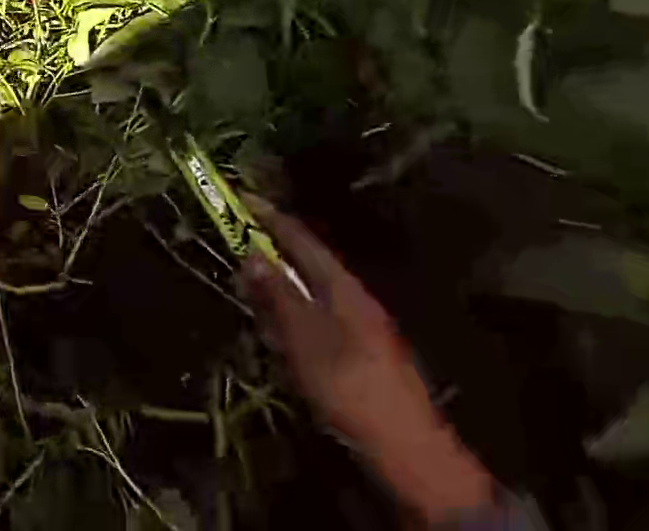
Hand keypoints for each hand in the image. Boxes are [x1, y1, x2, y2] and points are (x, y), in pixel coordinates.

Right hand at [240, 194, 497, 525]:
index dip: (269, 216)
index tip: (240, 196)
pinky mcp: (358, 353)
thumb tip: (252, 253)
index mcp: (340, 285)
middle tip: (239, 277)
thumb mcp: (302, 336)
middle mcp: (351, 298)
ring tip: (259, 321)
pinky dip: (292, 327)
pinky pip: (315, 324)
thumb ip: (276, 293)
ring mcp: (359, 326)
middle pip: (301, 266)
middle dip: (267, 267)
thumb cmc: (349, 385)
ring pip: (306, 297)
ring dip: (278, 302)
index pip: (299, 237)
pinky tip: (283, 350)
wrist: (409, 451)